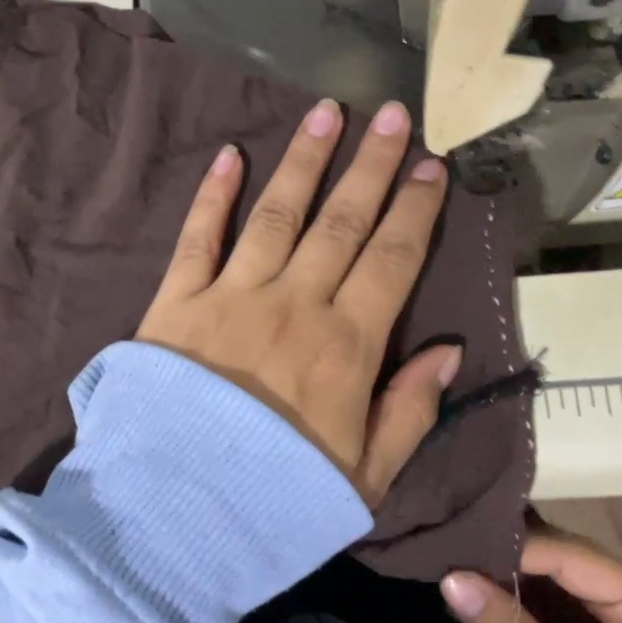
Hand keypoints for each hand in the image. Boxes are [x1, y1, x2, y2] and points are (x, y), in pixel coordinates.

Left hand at [136, 98, 456, 502]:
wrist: (177, 510)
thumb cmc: (276, 497)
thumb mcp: (364, 476)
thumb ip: (409, 412)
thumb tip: (446, 352)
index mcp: (345, 346)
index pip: (392, 260)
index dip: (417, 210)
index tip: (434, 167)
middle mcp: (292, 305)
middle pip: (341, 222)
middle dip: (371, 165)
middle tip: (393, 114)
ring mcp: (230, 298)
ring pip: (277, 215)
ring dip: (303, 161)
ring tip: (326, 112)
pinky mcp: (175, 303)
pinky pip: (197, 238)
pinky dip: (213, 195)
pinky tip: (228, 155)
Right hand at [441, 532, 621, 622]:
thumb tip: (449, 579)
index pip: (573, 554)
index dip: (513, 546)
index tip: (456, 551)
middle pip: (570, 552)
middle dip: (511, 553)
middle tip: (453, 555)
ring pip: (565, 564)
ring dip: (516, 567)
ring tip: (466, 567)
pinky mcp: (621, 610)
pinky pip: (568, 583)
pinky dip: (530, 585)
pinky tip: (493, 585)